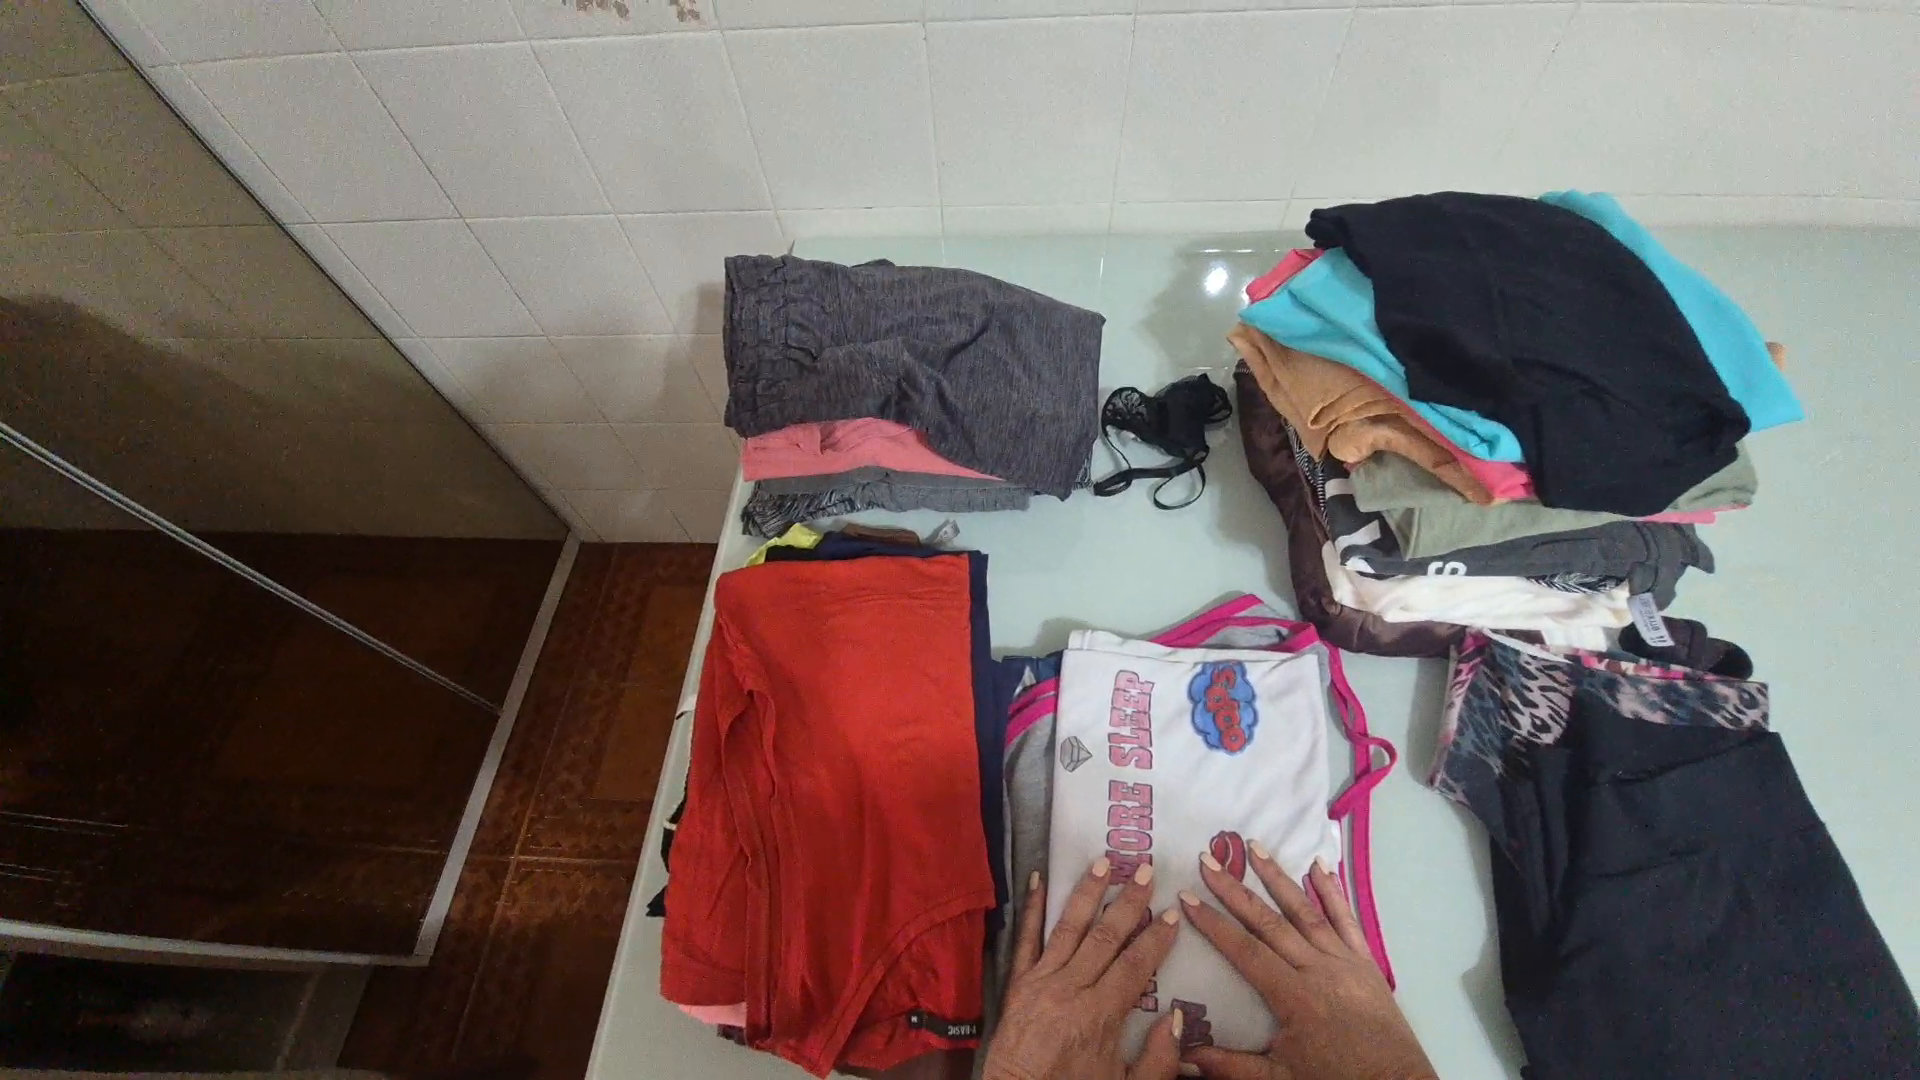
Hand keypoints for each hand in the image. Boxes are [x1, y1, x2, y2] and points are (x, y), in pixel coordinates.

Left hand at [982, 858, 1184, 1079]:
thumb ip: (1157, 1060)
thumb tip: (1178, 1017)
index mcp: (1100, 1016)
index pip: (1134, 966)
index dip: (1156, 939)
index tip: (1173, 913)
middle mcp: (1070, 989)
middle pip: (1105, 937)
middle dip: (1128, 902)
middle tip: (1145, 870)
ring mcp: (1041, 981)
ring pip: (1068, 927)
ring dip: (1087, 892)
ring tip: (1102, 862)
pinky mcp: (1016, 983)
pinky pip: (1025, 939)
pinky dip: (1032, 907)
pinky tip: (1037, 879)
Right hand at [1179, 846, 1436, 1079]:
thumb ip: (1231, 1066)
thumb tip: (1183, 1056)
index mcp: (1295, 997)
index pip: (1244, 950)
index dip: (1213, 922)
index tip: (1187, 895)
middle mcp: (1318, 969)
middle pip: (1268, 921)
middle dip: (1234, 889)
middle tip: (1208, 859)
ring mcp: (1345, 962)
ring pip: (1304, 911)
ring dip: (1277, 876)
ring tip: (1253, 845)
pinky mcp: (1367, 964)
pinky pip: (1347, 922)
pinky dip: (1333, 892)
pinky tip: (1319, 866)